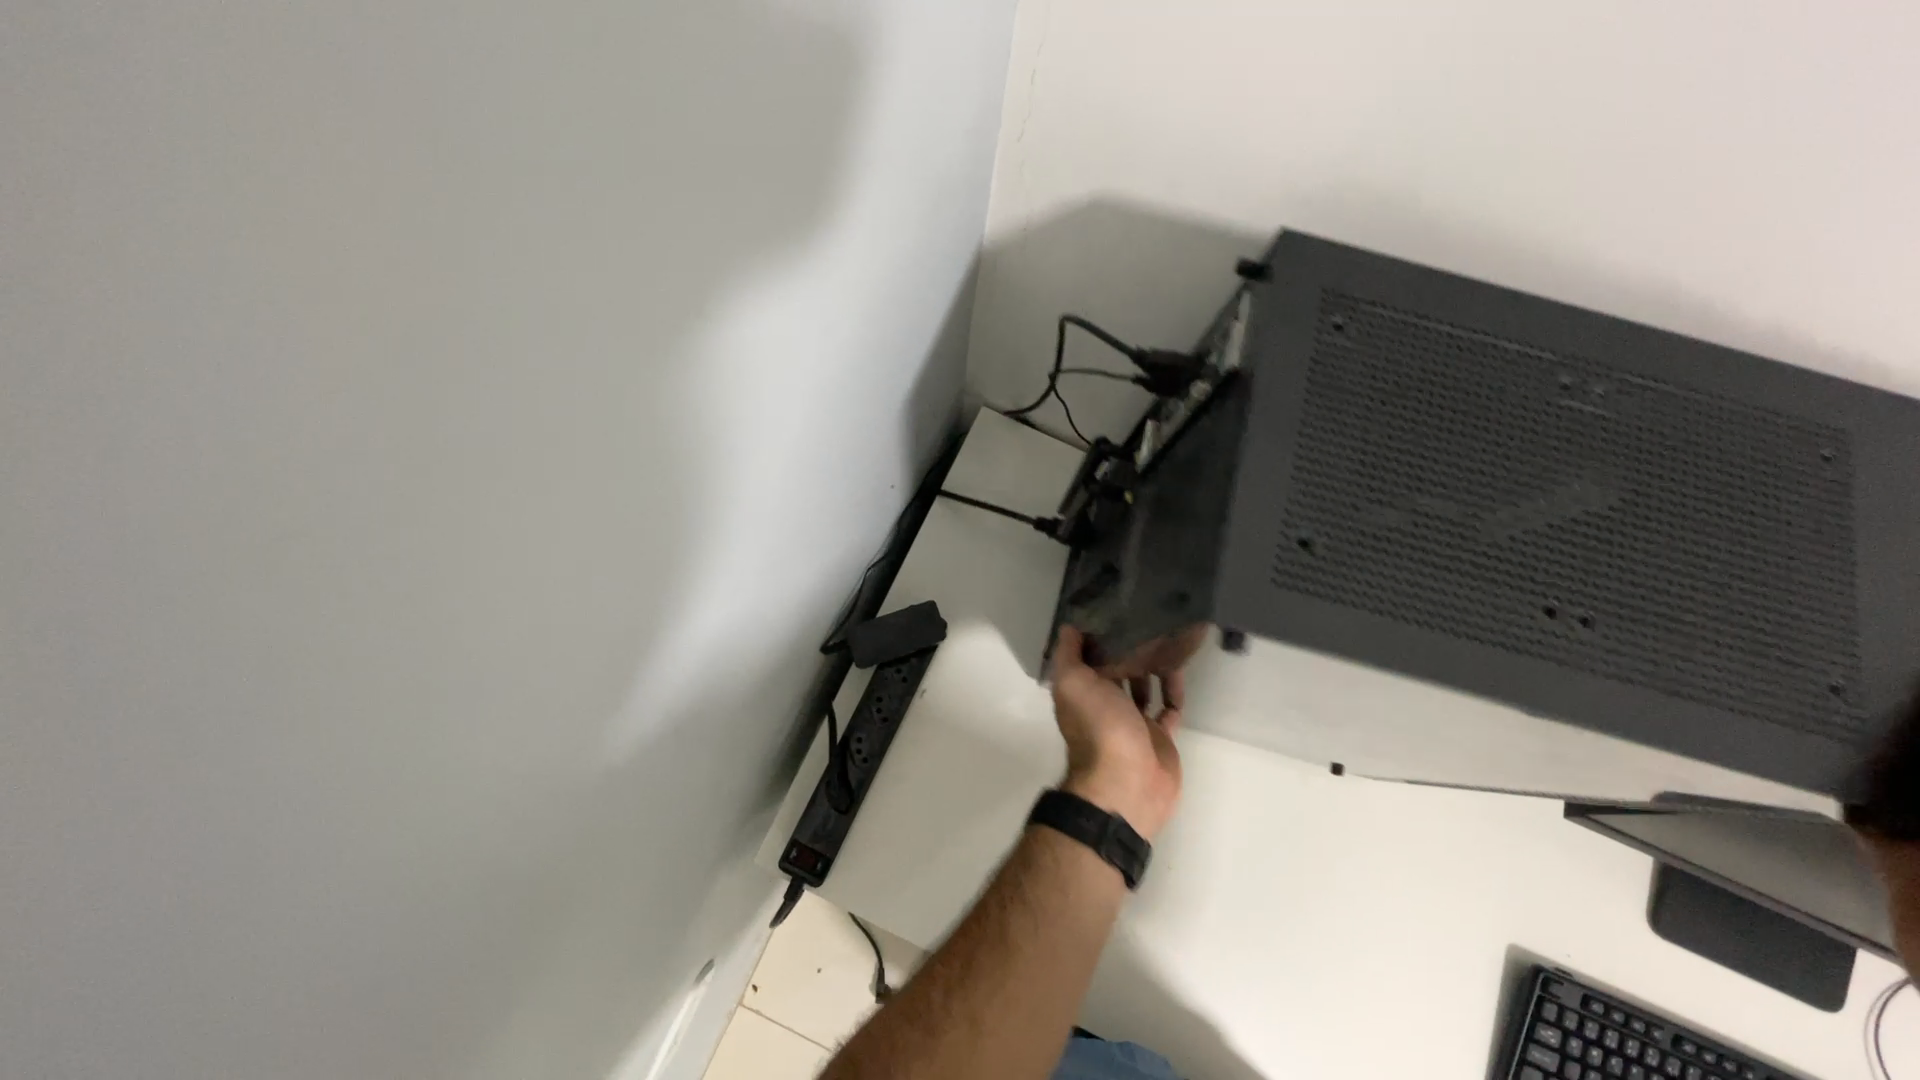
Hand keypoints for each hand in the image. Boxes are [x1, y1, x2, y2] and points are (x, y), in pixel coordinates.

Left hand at [1048, 624, 1185, 840]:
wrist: (1127, 782)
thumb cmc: (1100, 727)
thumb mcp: (1074, 682)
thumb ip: (1069, 654)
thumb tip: (1069, 626)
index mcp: (1083, 689)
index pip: (1090, 655)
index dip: (1100, 634)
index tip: (1118, 608)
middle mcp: (1105, 703)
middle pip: (1119, 669)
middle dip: (1132, 649)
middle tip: (1154, 620)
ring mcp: (1133, 720)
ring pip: (1145, 686)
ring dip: (1154, 668)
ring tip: (1171, 642)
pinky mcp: (1159, 736)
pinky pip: (1169, 709)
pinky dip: (1174, 693)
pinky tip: (1181, 674)